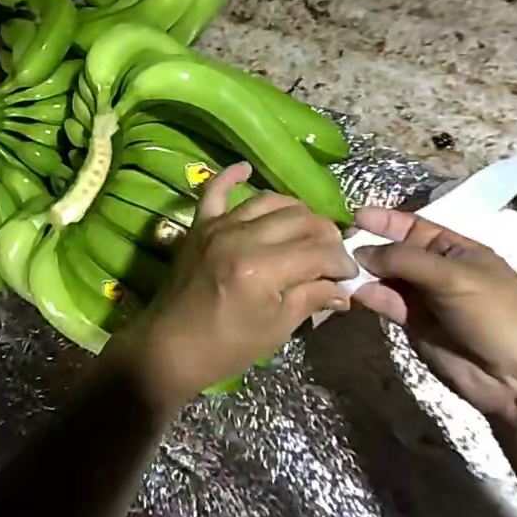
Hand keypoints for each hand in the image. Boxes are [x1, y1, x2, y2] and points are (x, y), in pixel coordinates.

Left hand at [104, 163, 355, 413]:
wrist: (168, 348)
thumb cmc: (225, 347)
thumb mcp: (276, 329)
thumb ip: (311, 298)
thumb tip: (343, 286)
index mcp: (262, 269)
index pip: (318, 251)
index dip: (341, 261)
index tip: (348, 273)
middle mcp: (241, 238)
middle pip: (300, 220)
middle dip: (325, 235)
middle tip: (332, 254)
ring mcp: (218, 227)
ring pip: (269, 201)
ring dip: (296, 211)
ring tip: (308, 229)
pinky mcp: (200, 225)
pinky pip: (214, 190)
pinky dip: (231, 176)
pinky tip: (246, 168)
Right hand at [351, 208, 516, 424]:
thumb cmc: (495, 313)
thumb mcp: (453, 276)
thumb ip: (405, 260)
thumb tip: (361, 252)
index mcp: (455, 248)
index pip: (413, 227)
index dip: (385, 220)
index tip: (354, 216)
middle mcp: (436, 270)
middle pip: (394, 251)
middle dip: (368, 246)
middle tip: (334, 245)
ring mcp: (424, 298)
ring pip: (385, 278)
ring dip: (363, 272)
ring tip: (336, 268)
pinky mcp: (413, 325)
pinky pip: (385, 303)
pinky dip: (367, 296)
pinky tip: (350, 291)